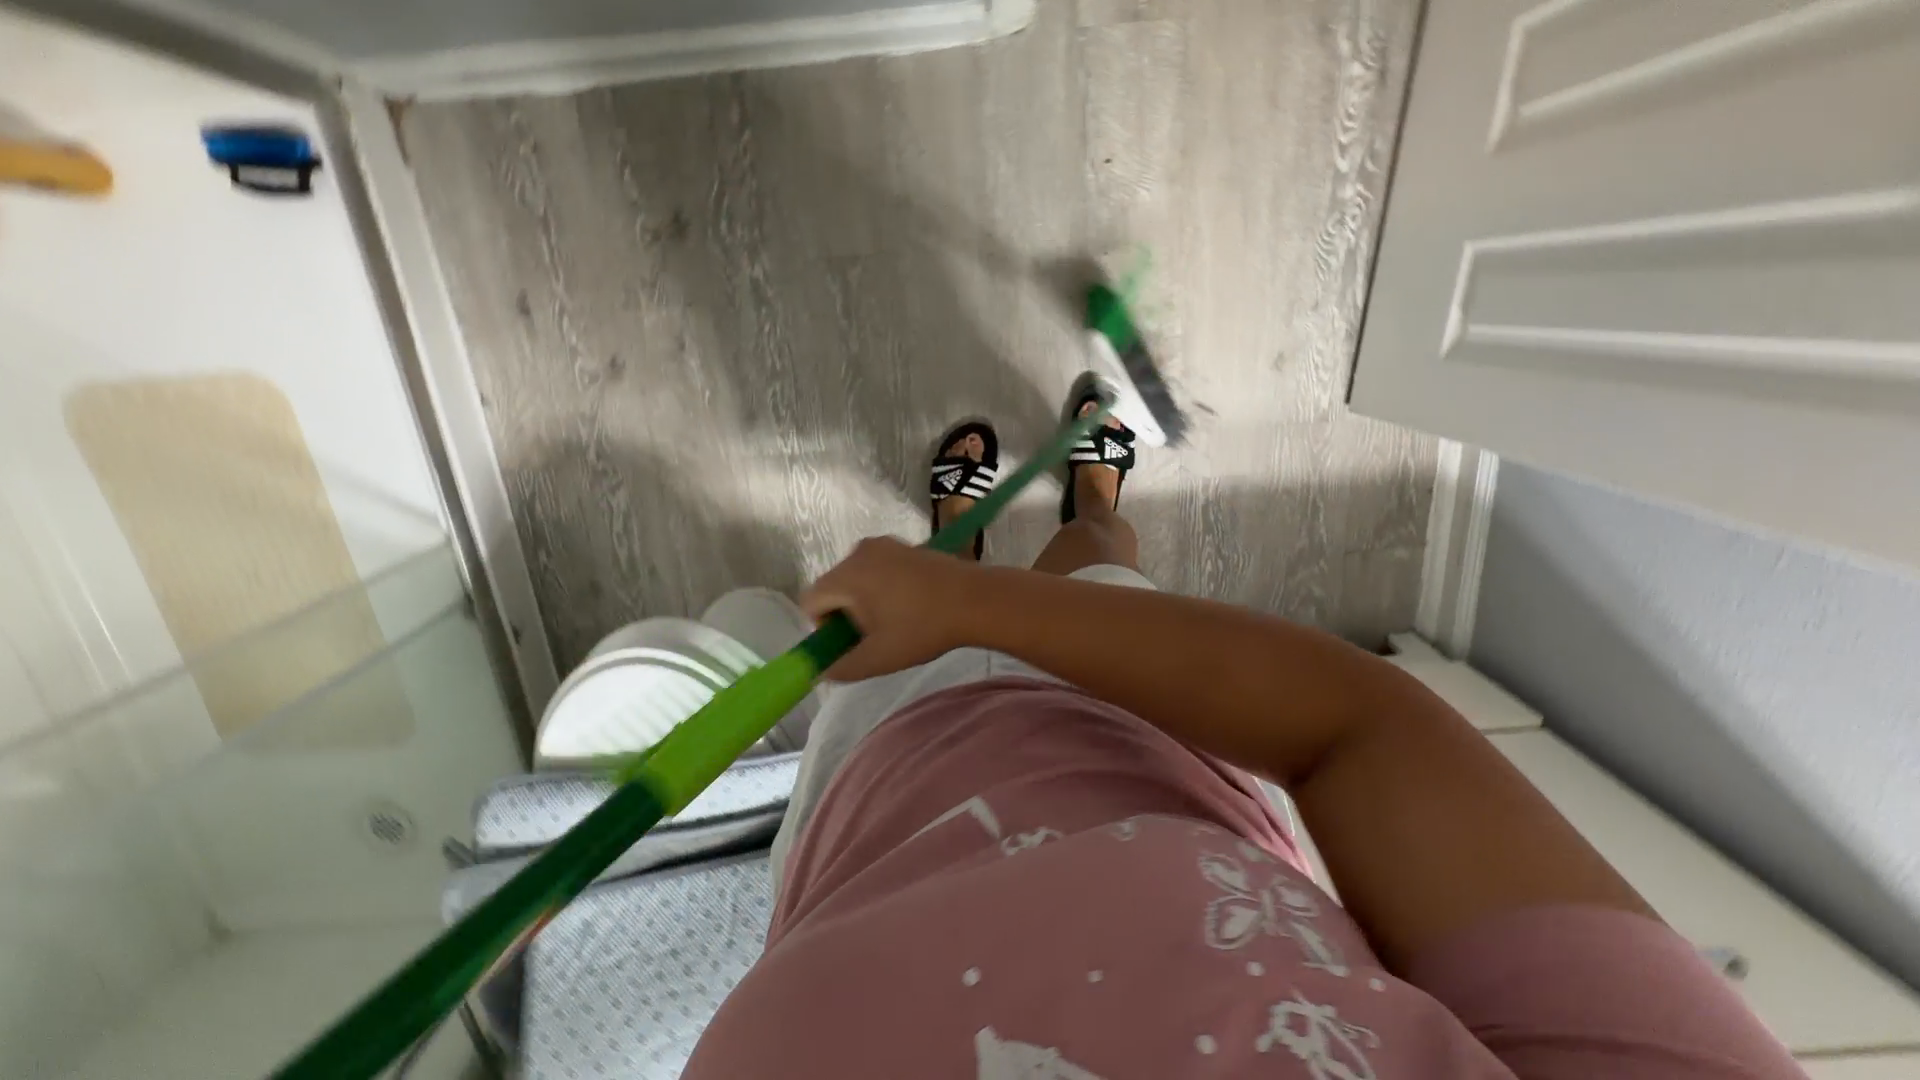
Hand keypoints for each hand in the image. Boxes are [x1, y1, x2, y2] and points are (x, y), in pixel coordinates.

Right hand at [799, 536, 980, 680]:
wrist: (976, 599)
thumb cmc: (923, 628)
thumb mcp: (879, 658)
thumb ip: (842, 667)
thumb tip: (822, 671)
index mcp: (847, 575)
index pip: (811, 601)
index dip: (823, 627)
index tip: (851, 641)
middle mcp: (858, 551)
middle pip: (832, 587)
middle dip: (845, 613)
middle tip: (875, 635)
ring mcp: (884, 544)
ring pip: (855, 578)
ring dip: (864, 601)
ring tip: (895, 621)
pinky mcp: (904, 545)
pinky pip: (876, 568)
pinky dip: (882, 587)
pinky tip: (909, 605)